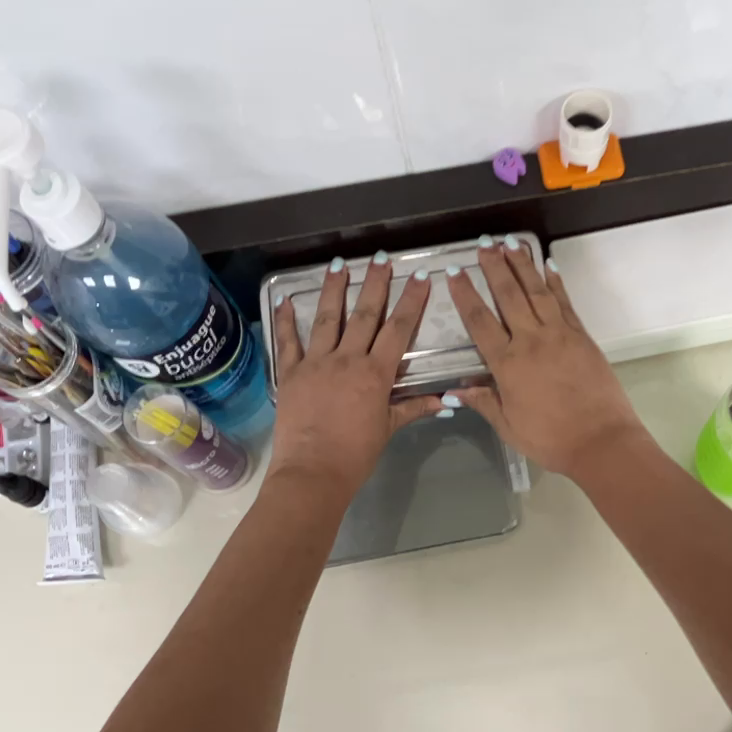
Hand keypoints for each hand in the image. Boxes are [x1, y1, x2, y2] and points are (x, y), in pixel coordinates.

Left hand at [269, 258, 441, 500]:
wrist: (312, 473)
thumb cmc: (356, 455)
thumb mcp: (387, 430)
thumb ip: (412, 409)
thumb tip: (445, 400)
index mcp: (375, 374)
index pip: (398, 330)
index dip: (411, 302)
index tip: (420, 278)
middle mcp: (346, 360)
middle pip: (365, 315)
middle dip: (376, 284)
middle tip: (381, 258)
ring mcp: (315, 363)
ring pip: (327, 318)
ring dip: (334, 289)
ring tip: (339, 265)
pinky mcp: (290, 374)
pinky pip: (288, 341)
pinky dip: (286, 320)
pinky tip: (287, 299)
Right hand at [446, 237, 648, 477]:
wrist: (601, 441)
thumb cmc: (550, 440)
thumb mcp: (509, 426)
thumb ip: (484, 402)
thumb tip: (455, 389)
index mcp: (507, 364)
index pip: (480, 322)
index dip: (465, 295)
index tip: (454, 272)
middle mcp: (531, 341)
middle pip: (508, 296)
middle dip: (494, 268)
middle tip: (484, 244)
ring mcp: (559, 335)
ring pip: (536, 291)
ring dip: (522, 265)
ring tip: (510, 243)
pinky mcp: (582, 336)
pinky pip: (564, 302)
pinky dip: (555, 282)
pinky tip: (548, 266)